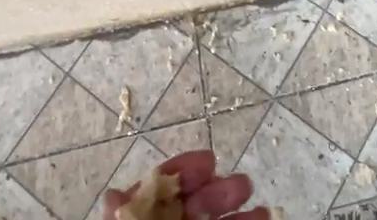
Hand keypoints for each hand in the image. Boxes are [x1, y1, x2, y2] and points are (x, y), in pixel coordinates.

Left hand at [101, 151, 267, 219]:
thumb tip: (112, 197)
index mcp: (141, 215)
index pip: (161, 185)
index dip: (183, 170)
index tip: (209, 161)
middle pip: (192, 203)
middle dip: (218, 191)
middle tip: (243, 186)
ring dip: (239, 213)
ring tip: (261, 211)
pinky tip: (264, 219)